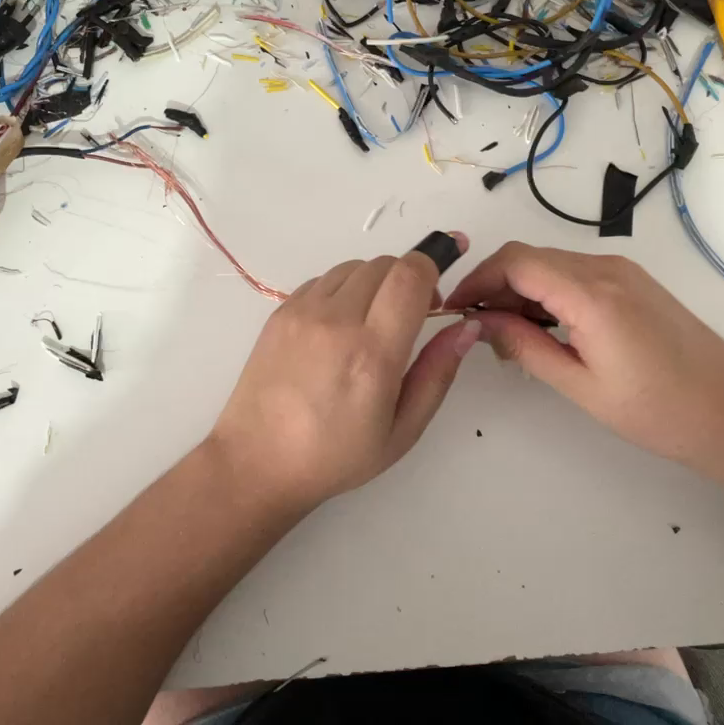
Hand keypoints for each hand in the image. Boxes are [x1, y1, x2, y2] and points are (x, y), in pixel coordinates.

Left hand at [207, 235, 481, 514]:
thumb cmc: (336, 456)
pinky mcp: (279, 312)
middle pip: (384, 264)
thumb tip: (465, 326)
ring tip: (374, 322)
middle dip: (408, 279)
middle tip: (413, 316)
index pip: (410, 275)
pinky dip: (342, 291)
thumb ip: (437, 373)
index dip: (434, 266)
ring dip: (374, 283)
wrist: (258, 460)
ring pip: (352, 267)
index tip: (441, 288)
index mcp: (372, 352)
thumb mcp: (402, 429)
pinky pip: (322, 281)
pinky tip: (340, 326)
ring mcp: (302, 312)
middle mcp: (336, 321)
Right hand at [446, 243, 723, 472]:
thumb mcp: (580, 386)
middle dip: (495, 286)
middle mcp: (606, 269)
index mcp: (591, 294)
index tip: (455, 310)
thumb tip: (482, 321)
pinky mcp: (634, 282)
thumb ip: (525, 346)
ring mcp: (624, 271)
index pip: (515, 262)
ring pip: (550, 264)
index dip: (477, 280)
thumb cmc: (659, 412)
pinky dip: (548, 292)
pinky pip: (575, 273)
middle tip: (479, 329)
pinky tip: (545, 327)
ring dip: (520, 290)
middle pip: (529, 258)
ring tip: (510, 335)